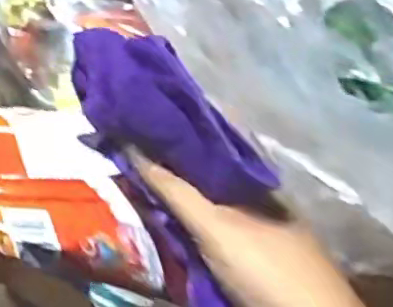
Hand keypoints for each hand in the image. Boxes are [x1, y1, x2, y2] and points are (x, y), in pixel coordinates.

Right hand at [130, 154, 361, 306]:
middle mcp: (262, 199)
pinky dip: (187, 217)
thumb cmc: (267, 269)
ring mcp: (263, 230)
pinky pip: (212, 223)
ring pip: (207, 199)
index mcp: (260, 182)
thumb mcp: (212, 225)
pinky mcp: (257, 255)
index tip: (136, 121)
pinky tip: (163, 214)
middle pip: (205, 173)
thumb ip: (169, 185)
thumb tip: (125, 142)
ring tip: (135, 178)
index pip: (208, 144)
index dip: (172, 132)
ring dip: (175, 192)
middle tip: (125, 149)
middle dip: (167, 163)